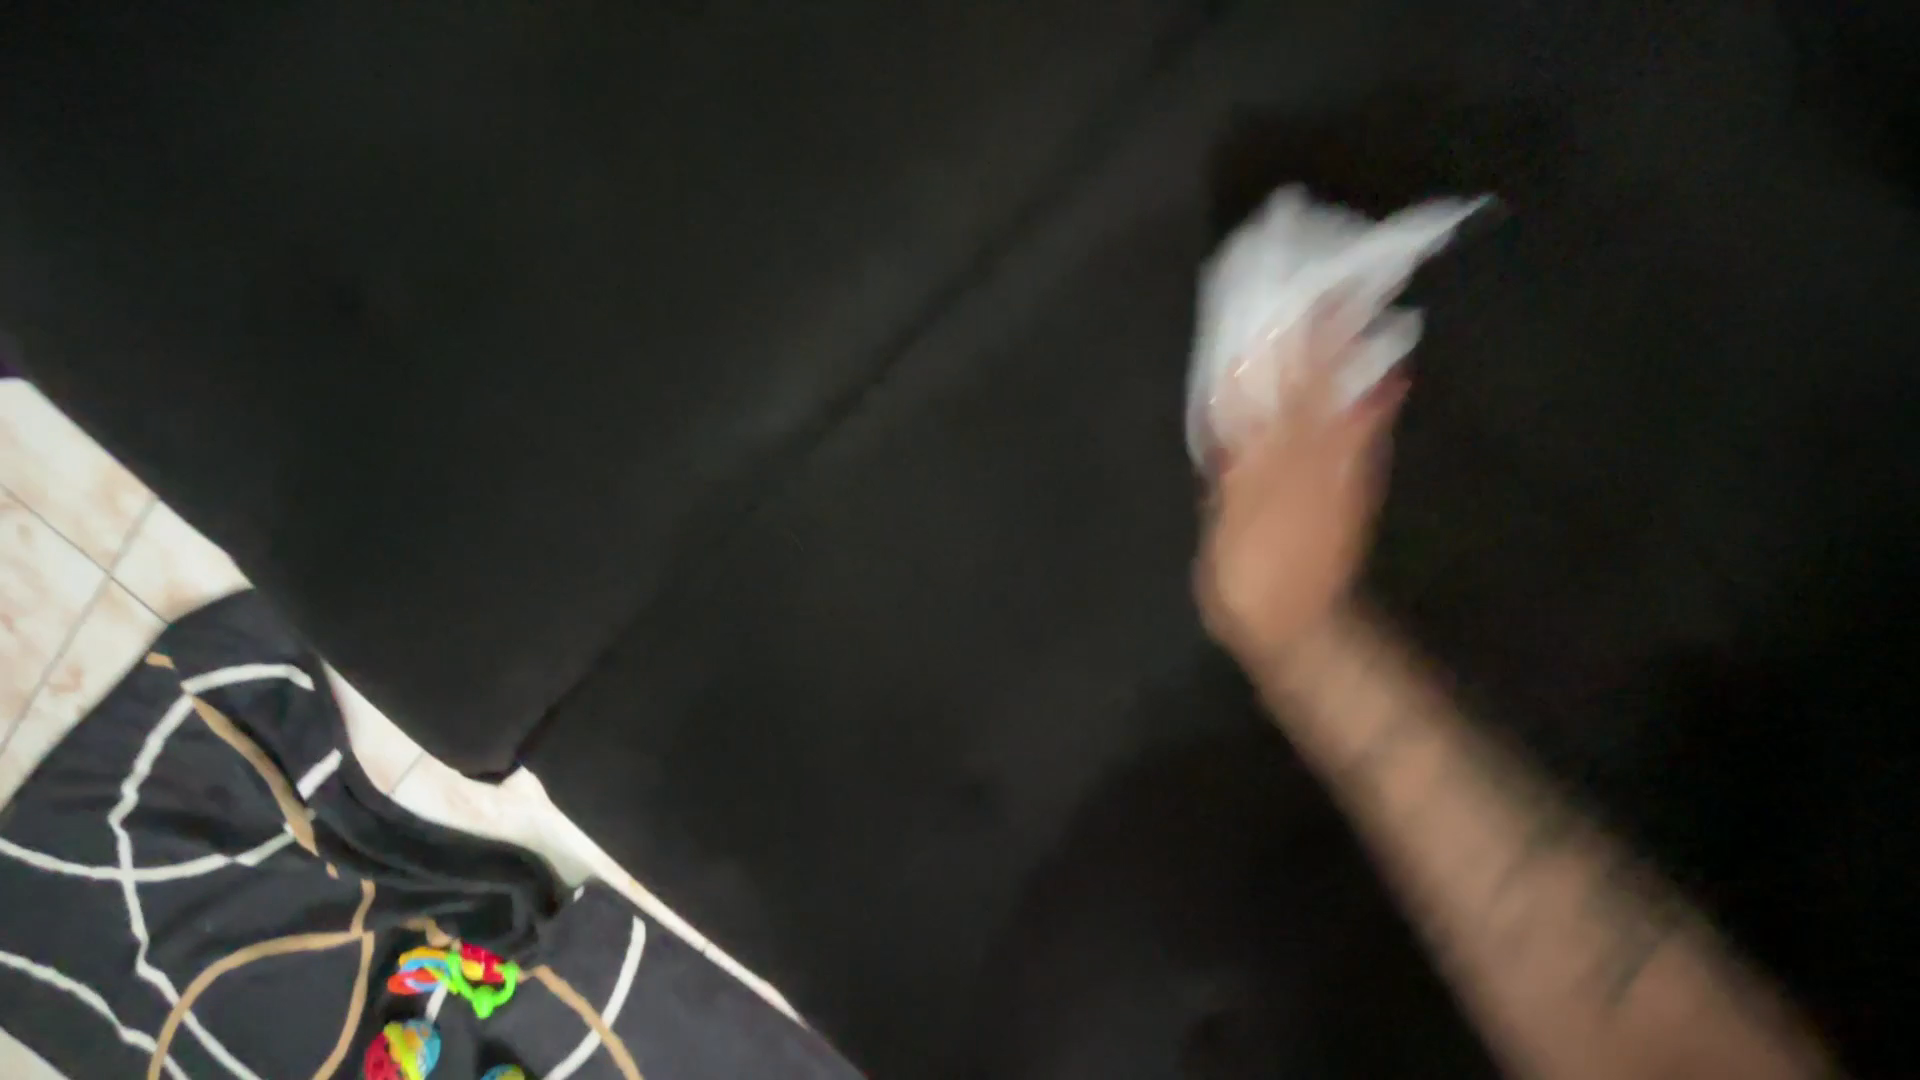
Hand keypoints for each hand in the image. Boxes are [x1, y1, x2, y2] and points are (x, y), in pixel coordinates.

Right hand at [1194, 307, 1407, 664]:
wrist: (1296, 627)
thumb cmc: (1246, 578)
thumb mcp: (1228, 522)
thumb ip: (1235, 465)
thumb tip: (1239, 411)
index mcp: (1275, 465)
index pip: (1283, 391)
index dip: (1292, 344)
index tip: (1299, 296)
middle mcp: (1313, 460)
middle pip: (1321, 388)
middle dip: (1330, 337)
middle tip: (1344, 285)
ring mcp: (1340, 474)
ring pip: (1349, 405)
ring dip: (1357, 359)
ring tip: (1369, 313)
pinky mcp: (1353, 491)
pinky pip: (1367, 438)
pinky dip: (1379, 404)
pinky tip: (1389, 378)